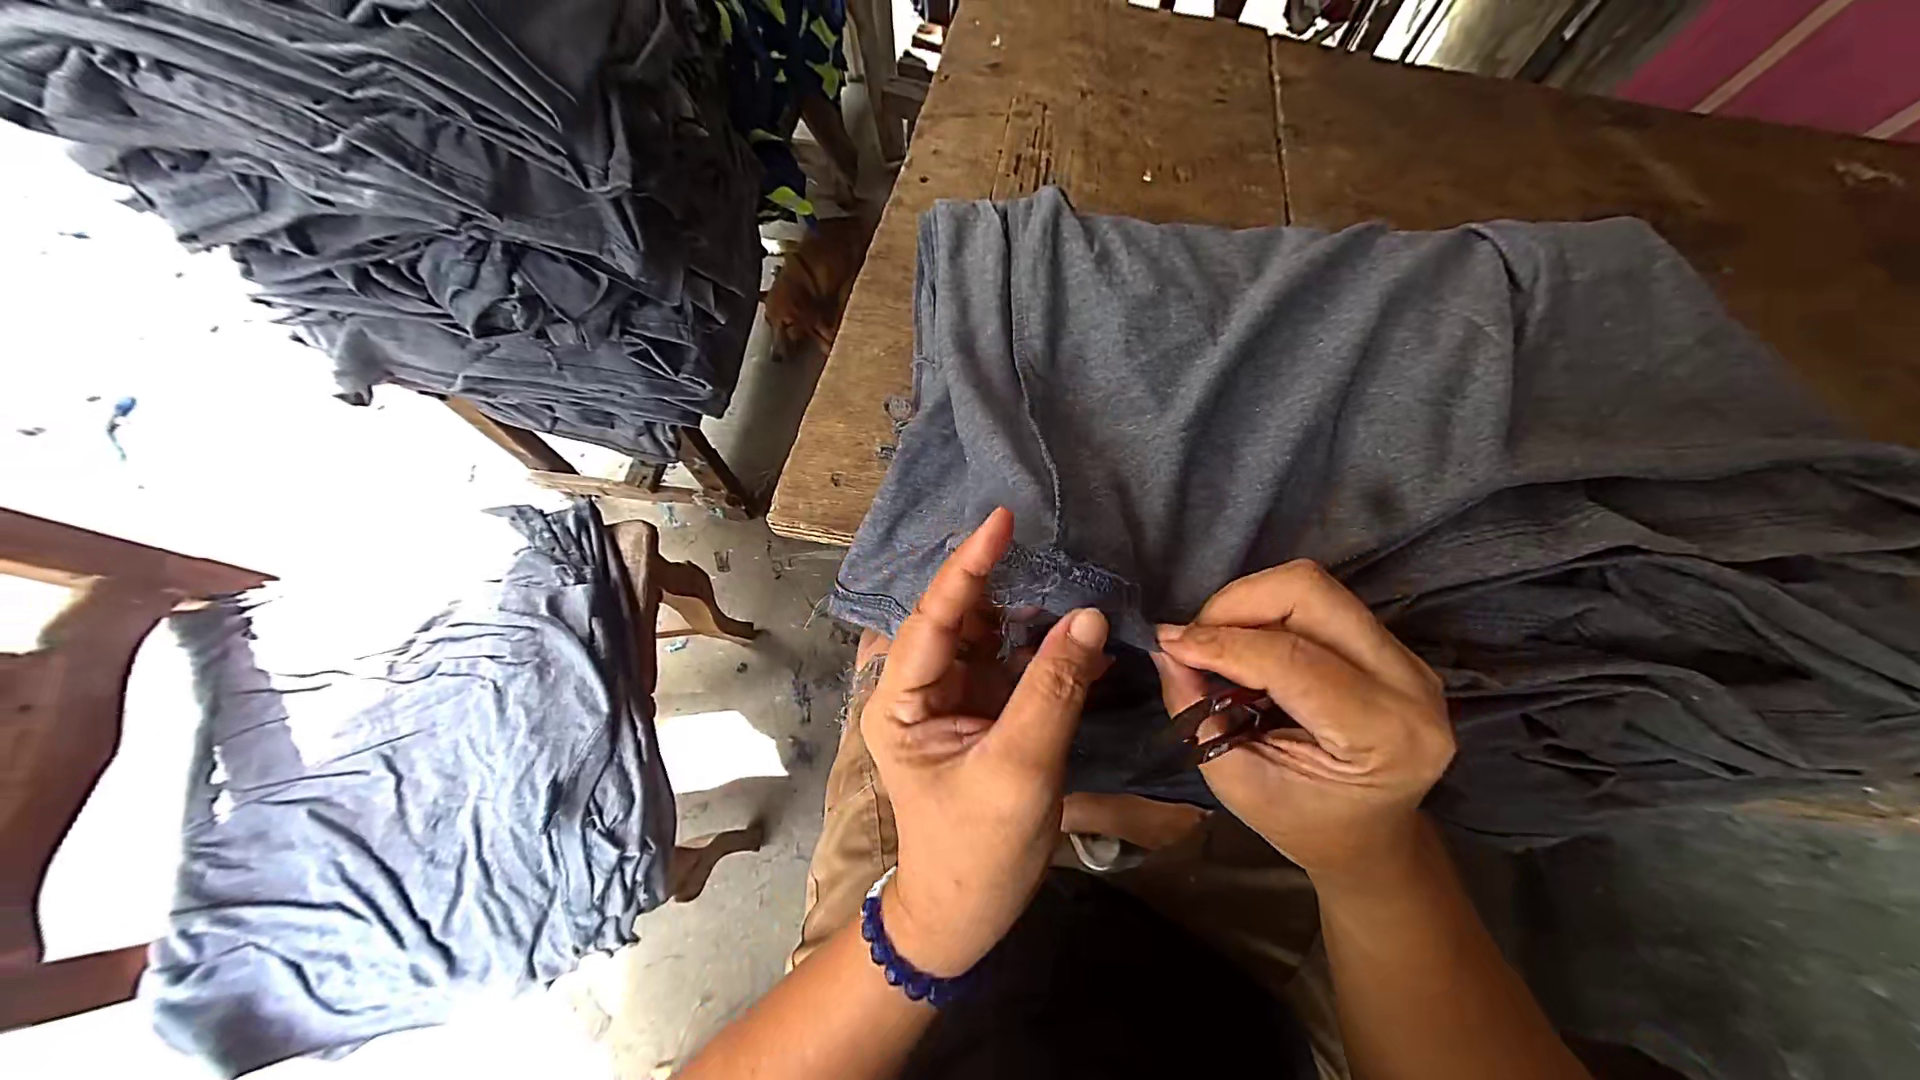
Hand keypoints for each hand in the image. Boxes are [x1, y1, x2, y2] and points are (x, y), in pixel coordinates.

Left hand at [861, 507, 1109, 975]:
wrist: (966, 913)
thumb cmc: (977, 850)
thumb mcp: (1019, 768)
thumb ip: (1054, 689)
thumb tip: (1088, 617)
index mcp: (902, 699)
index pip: (934, 616)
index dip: (969, 565)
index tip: (1002, 519)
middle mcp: (921, 687)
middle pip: (961, 618)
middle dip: (1003, 585)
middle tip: (1050, 553)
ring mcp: (954, 697)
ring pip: (990, 636)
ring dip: (1031, 616)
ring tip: (1077, 595)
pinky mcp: (984, 710)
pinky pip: (1014, 665)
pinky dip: (1047, 652)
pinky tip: (1086, 645)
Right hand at [1152, 560, 1453, 884]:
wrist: (1368, 837)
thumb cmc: (1302, 821)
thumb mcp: (1236, 781)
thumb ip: (1195, 712)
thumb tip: (1166, 649)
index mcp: (1383, 735)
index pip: (1291, 658)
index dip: (1219, 643)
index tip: (1167, 644)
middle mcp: (1408, 684)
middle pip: (1309, 592)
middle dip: (1234, 604)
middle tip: (1196, 639)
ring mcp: (1405, 657)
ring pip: (1310, 587)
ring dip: (1246, 604)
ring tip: (1217, 643)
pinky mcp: (1389, 644)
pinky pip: (1315, 600)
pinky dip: (1263, 611)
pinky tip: (1244, 645)